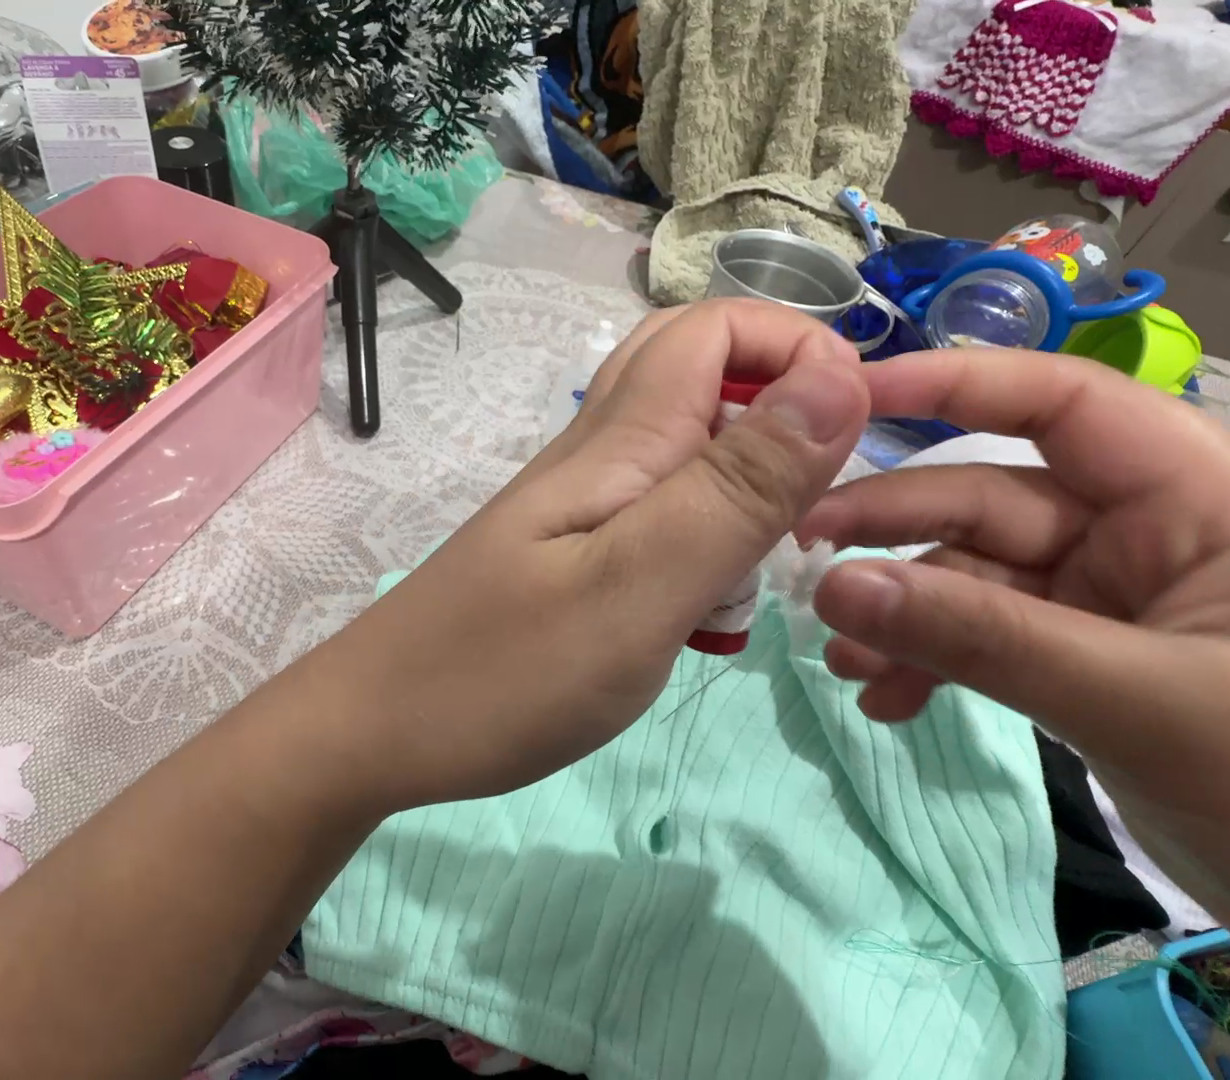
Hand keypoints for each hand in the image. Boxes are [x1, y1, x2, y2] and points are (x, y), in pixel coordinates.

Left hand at [306, 299, 870, 809]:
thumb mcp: (639, 585)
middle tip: (814, 501)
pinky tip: (700, 607)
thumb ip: (736, 487)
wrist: (375, 730)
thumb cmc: (503, 672)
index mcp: (616, 444)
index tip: (854, 440)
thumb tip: (836, 377)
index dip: (799, 351)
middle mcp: (592, 457)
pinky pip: (650, 513)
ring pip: (677, 448)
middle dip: (778, 412)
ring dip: (744, 484)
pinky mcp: (562, 557)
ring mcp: (571, 508)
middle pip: (693, 373)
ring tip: (761, 569)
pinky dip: (700, 540)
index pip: (715, 329)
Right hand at [799, 348, 1229, 1001]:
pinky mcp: (1080, 664)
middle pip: (986, 502)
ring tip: (842, 664)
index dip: (956, 384)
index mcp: (1197, 505)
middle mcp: (1143, 539)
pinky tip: (885, 701)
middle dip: (891, 531)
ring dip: (898, 616)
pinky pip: (979, 642)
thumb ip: (983, 640)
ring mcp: (1106, 605)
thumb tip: (834, 589)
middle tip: (802, 564)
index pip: (1064, 404)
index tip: (849, 398)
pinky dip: (926, 666)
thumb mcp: (1146, 704)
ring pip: (968, 580)